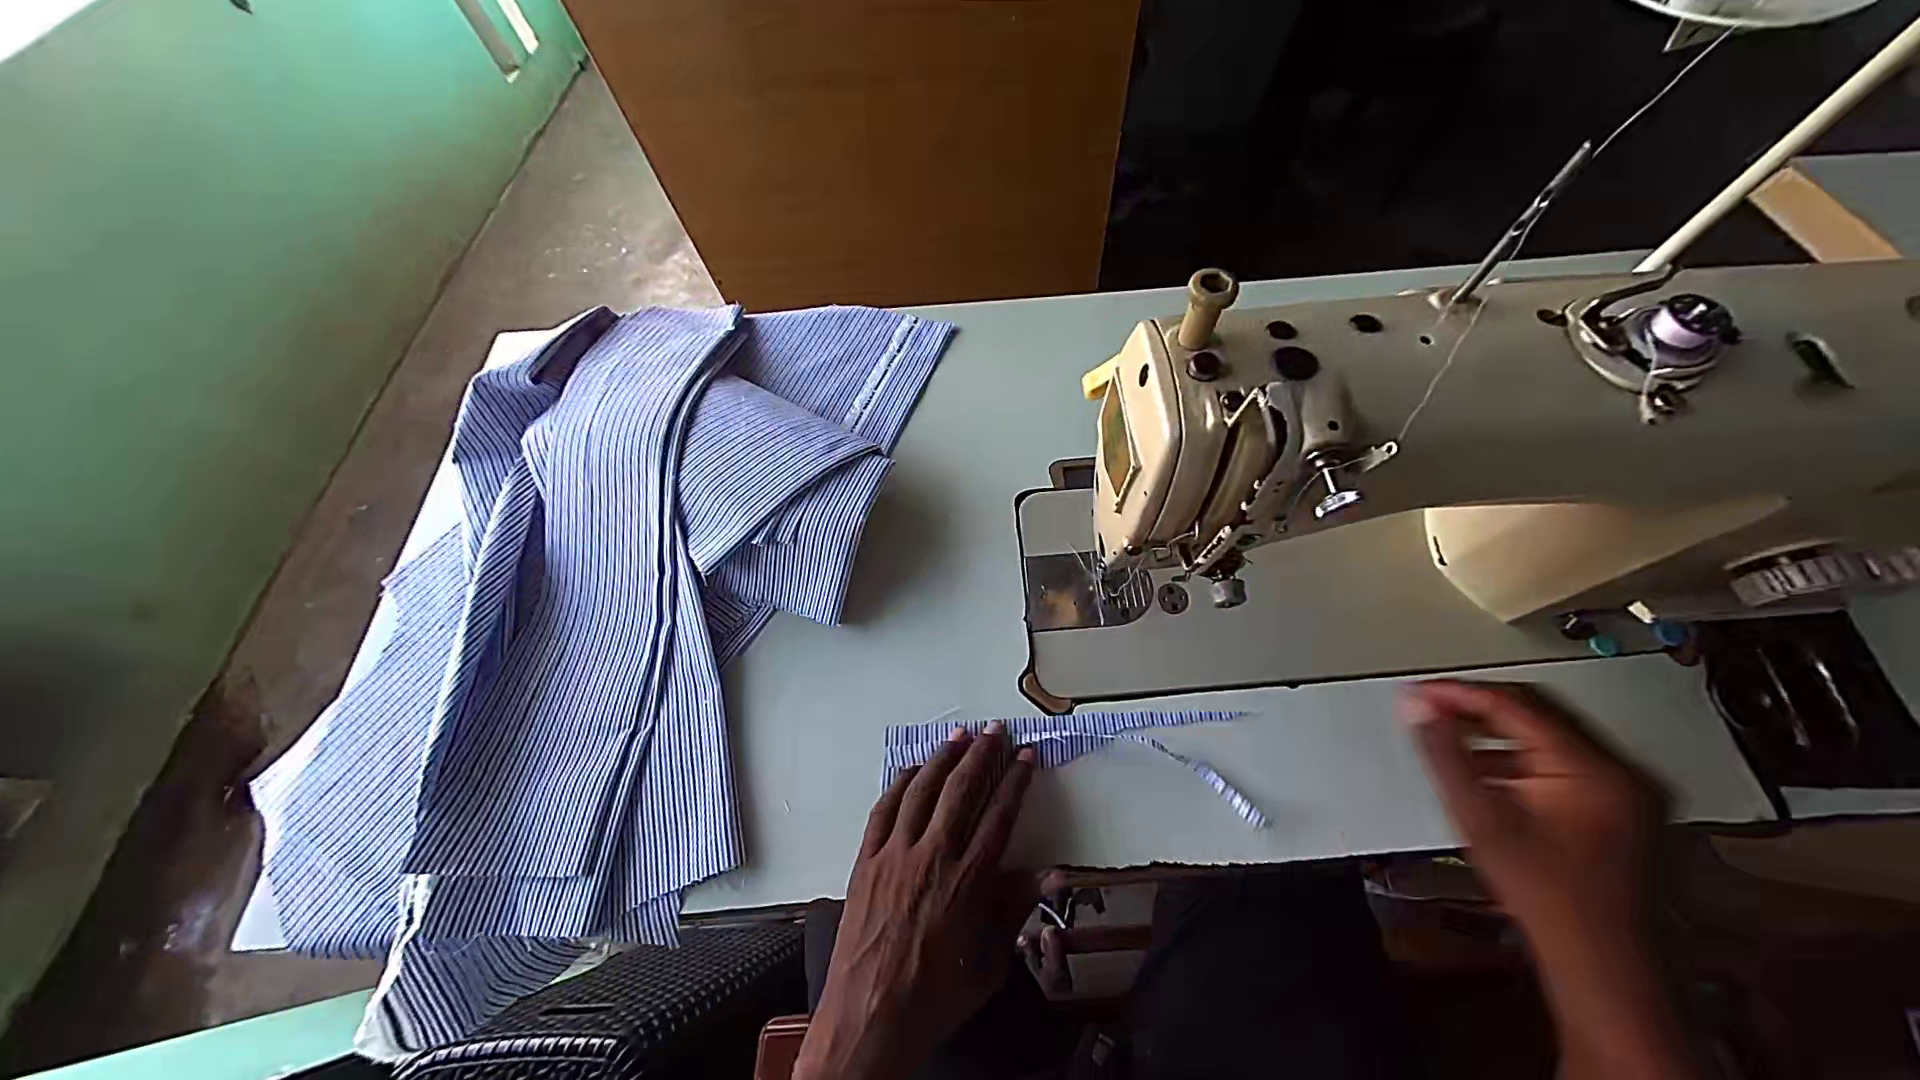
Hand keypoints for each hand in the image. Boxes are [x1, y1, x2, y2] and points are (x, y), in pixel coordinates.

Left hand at [794, 722, 1037, 1079]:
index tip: (1025, 758)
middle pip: (962, 789)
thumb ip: (1014, 911)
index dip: (1015, 780)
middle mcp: (932, 857)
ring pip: (922, 790)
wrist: (867, 1020)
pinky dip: (899, 785)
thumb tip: (1047, 876)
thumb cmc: (931, 998)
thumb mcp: (988, 963)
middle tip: (994, 731)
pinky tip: (911, 771)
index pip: (1000, 814)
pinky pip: (883, 810)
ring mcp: (895, 855)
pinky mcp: (866, 861)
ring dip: (942, 759)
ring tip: (957, 736)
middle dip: (981, 754)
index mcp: (968, 881)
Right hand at [1400, 679, 1663, 943]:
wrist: (1594, 954)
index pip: (1515, 704)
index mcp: (1592, 769)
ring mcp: (1624, 789)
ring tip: (1450, 733)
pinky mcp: (1618, 805)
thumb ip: (1443, 752)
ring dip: (1494, 730)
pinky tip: (1484, 766)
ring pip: (1546, 733)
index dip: (1460, 693)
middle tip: (1431, 705)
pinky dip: (1517, 755)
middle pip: (1535, 712)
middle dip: (1476, 707)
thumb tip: (1418, 708)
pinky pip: (1559, 759)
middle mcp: (1619, 772)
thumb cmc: (1546, 893)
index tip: (1422, 691)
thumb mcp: (1477, 814)